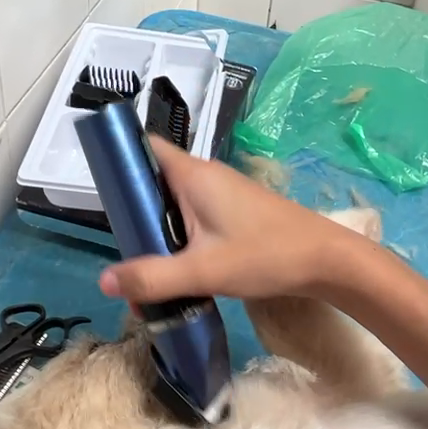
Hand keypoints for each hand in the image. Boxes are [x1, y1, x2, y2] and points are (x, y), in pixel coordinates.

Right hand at [98, 139, 363, 303]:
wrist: (326, 260)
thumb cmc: (265, 255)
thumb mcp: (202, 271)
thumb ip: (152, 277)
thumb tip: (105, 281)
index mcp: (192, 175)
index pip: (145, 147)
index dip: (119, 160)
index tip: (101, 190)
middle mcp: (206, 175)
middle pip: (156, 179)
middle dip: (135, 209)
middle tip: (121, 243)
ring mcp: (225, 193)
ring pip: (177, 202)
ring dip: (159, 227)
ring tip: (146, 262)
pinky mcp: (237, 211)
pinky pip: (196, 215)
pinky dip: (182, 235)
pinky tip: (181, 266)